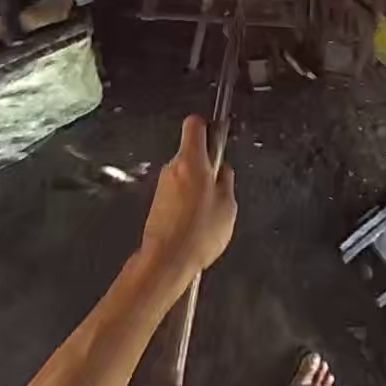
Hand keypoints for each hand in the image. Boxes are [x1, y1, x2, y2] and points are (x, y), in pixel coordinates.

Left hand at [139, 116, 236, 280]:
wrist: (166, 262)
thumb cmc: (199, 233)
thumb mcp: (228, 205)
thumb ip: (226, 180)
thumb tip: (222, 170)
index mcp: (192, 161)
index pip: (194, 124)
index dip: (208, 126)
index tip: (217, 137)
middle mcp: (173, 168)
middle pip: (191, 151)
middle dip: (206, 164)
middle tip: (219, 186)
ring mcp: (163, 184)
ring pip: (185, 172)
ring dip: (197, 184)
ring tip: (208, 210)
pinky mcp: (157, 201)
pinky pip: (177, 190)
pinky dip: (187, 198)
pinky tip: (195, 221)